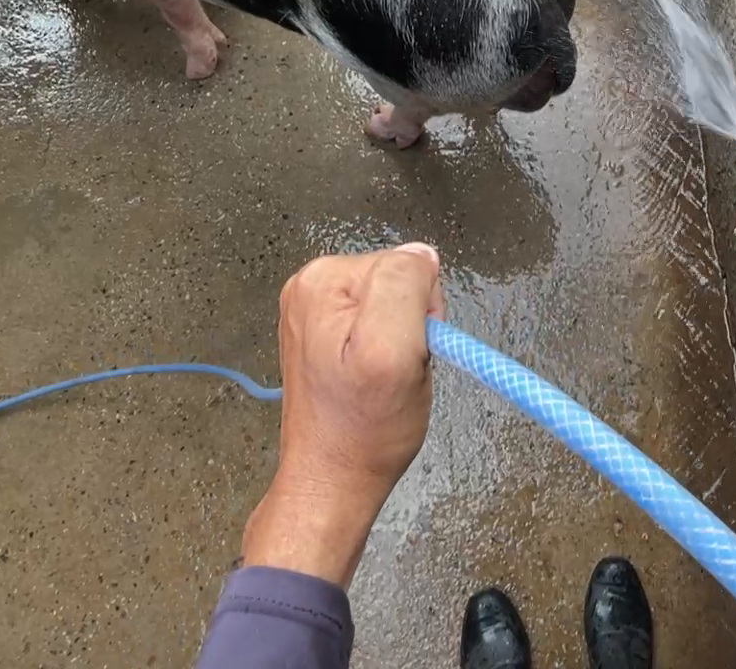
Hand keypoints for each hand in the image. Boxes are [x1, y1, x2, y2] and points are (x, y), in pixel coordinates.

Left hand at [242, 244, 444, 585]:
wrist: (331, 482)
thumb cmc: (364, 429)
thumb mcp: (395, 351)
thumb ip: (406, 286)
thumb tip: (423, 254)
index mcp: (322, 278)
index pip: (405, 263)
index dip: (421, 307)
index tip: (406, 349)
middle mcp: (312, 285)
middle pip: (397, 278)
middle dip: (410, 320)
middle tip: (396, 365)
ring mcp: (315, 309)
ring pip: (393, 301)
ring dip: (402, 335)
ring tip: (384, 373)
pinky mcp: (324, 331)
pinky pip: (379, 320)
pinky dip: (389, 345)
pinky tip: (373, 374)